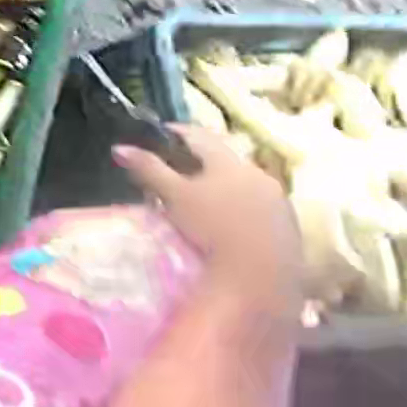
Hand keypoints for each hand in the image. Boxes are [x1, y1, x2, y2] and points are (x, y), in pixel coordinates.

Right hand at [115, 127, 302, 311]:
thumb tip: (119, 147)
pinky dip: (235, 199)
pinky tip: (221, 215)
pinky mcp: (287, 222)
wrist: (261, 276)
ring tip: (195, 191)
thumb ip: (148, 168)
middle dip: (197, 158)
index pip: (200, 135)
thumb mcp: (173, 195)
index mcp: (230, 162)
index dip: (176, 131)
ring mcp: (277, 199)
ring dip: (218, 180)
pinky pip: (255, 199)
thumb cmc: (212, 227)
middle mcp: (258, 173)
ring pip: (240, 179)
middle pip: (222, 157)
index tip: (158, 133)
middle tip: (172, 165)